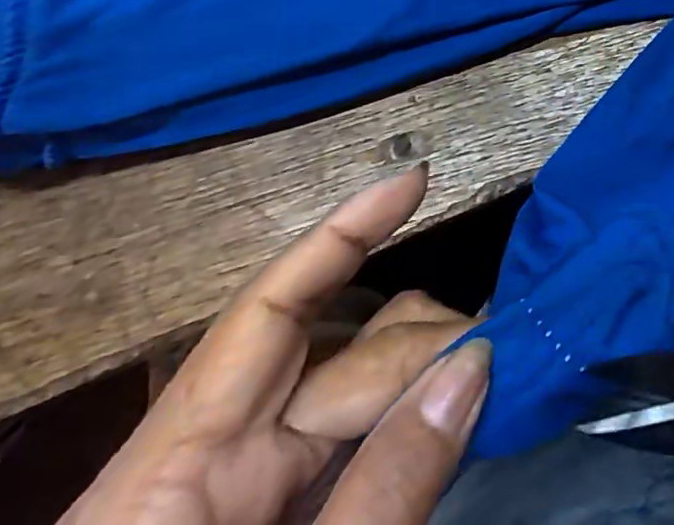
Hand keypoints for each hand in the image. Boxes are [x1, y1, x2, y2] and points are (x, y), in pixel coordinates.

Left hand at [63, 165, 489, 524]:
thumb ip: (389, 482)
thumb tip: (476, 360)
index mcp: (172, 474)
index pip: (266, 316)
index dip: (341, 235)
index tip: (414, 180)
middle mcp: (216, 456)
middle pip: (335, 351)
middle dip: (421, 336)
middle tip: (501, 350)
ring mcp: (257, 482)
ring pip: (361, 386)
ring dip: (430, 368)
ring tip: (494, 367)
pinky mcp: (294, 503)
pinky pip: (368, 431)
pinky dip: (421, 412)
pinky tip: (465, 399)